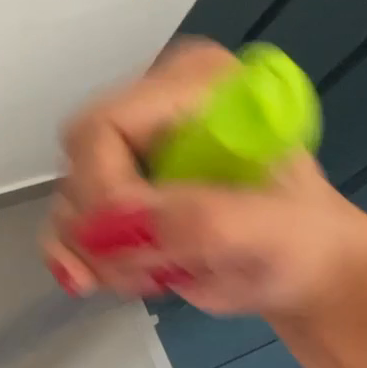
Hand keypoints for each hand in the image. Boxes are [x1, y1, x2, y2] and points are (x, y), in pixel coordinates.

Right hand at [43, 37, 366, 315]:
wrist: (302, 270)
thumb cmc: (300, 240)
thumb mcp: (269, 229)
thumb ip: (202, 220)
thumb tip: (121, 225)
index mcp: (193, 86)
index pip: (103, 126)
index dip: (104, 189)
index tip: (139, 241)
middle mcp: (147, 109)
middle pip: (75, 165)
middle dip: (101, 228)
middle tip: (148, 267)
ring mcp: (124, 154)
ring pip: (66, 202)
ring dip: (95, 253)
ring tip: (152, 276)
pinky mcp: (110, 194)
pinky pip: (64, 227)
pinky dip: (79, 262)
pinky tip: (115, 281)